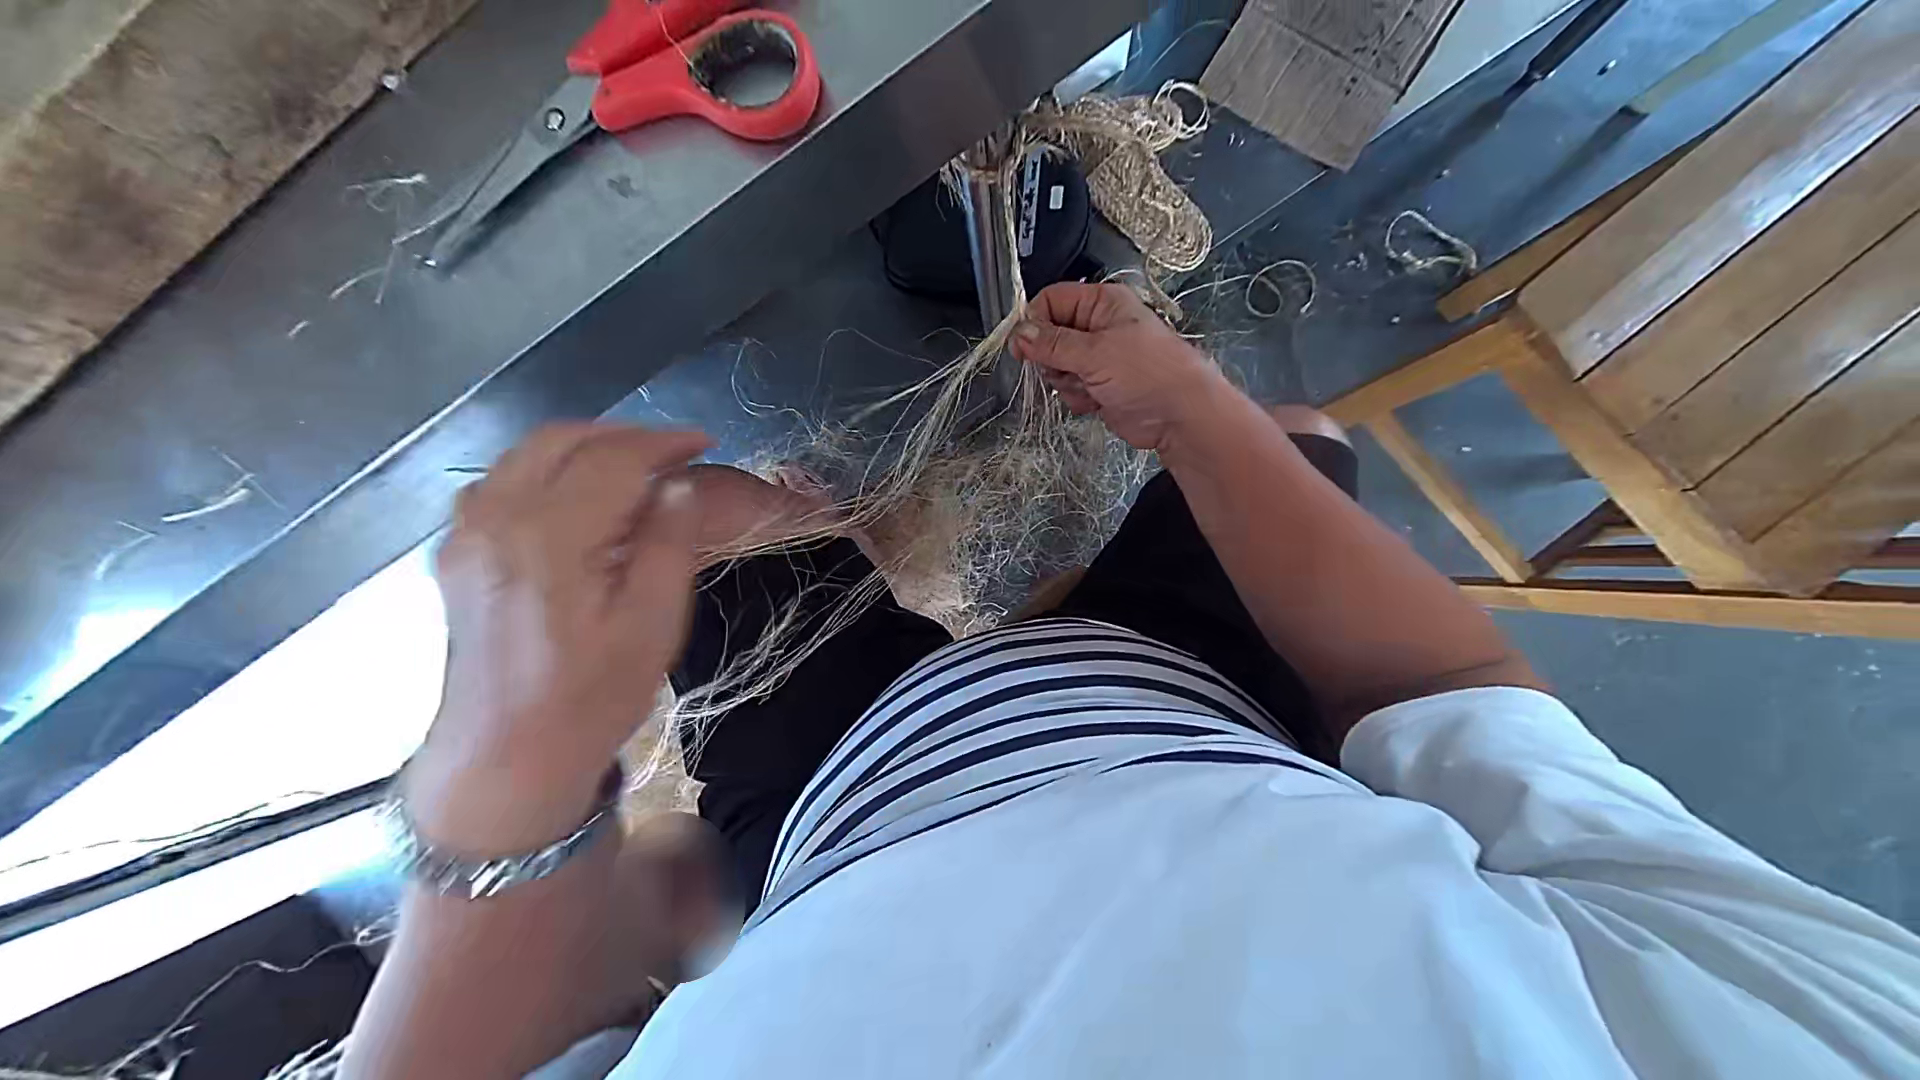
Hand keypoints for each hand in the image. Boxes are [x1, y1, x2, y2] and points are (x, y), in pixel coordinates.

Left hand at [408, 423, 708, 852]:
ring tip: (638, 463)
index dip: (665, 443)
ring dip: (589, 444)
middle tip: (677, 451)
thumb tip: (680, 485)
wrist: (507, 754)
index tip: (705, 442)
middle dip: (627, 434)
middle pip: (564, 440)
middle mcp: (498, 521)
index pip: (614, 460)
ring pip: (528, 452)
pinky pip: (503, 479)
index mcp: (551, 539)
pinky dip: (549, 466)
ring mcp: (469, 534)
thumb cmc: (593, 694)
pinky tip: (579, 490)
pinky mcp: (459, 551)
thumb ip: (668, 545)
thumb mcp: (652, 625)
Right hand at [1010, 282, 1233, 452]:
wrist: (1178, 415)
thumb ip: (1052, 343)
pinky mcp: (1098, 385)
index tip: (1021, 347)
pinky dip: (1077, 397)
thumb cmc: (1147, 372)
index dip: (1033, 322)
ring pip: (1056, 366)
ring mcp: (1097, 358)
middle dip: (1051, 359)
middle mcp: (1097, 326)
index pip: (1051, 300)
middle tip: (1067, 370)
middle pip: (1048, 336)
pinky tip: (1095, 401)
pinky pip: (1069, 388)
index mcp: (1101, 303)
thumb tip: (1019, 333)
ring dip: (1065, 382)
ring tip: (1089, 387)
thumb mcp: (1095, 352)